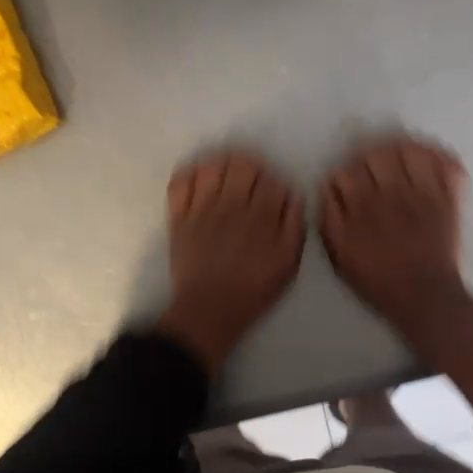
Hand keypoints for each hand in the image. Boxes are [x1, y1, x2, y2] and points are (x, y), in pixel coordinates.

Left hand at [157, 151, 305, 375]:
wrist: (209, 309)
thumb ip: (293, 224)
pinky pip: (180, 181)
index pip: (269, 177)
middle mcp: (230, 204)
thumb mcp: (287, 262)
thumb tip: (292, 193)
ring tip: (226, 175)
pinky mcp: (178, 216)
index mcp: (260, 216)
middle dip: (251, 166)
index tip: (271, 191)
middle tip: (250, 180)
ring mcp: (200, 208)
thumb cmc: (252, 289)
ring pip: (211, 165)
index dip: (273, 179)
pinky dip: (191, 173)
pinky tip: (200, 178)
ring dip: (222, 163)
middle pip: (241, 163)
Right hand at [320, 134, 472, 416]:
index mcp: (362, 205)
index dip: (344, 173)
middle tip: (372, 167)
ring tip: (399, 158)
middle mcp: (392, 192)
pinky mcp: (448, 198)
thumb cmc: (377, 278)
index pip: (347, 169)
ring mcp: (424, 192)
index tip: (348, 182)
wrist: (423, 295)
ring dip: (401, 150)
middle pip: (377, 152)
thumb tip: (330, 184)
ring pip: (411, 150)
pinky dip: (438, 156)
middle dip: (370, 156)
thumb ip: (330, 215)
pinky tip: (428, 159)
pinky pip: (447, 164)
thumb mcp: (339, 253)